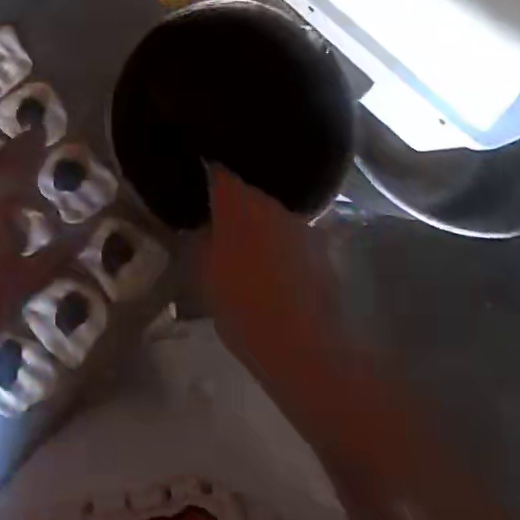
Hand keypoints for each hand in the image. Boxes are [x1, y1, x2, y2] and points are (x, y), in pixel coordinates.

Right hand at [200, 164, 342, 368]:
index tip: (197, 187)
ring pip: (272, 217)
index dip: (208, 178)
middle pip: (249, 195)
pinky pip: (291, 239)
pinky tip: (273, 273)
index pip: (219, 175)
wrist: (303, 345)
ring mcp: (301, 226)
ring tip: (246, 255)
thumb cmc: (242, 308)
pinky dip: (280, 248)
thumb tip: (204, 227)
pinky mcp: (322, 249)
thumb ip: (202, 243)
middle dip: (235, 207)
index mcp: (238, 207)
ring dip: (259, 229)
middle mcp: (272, 206)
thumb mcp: (205, 277)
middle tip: (218, 228)